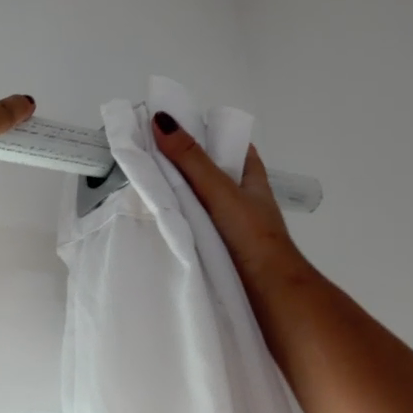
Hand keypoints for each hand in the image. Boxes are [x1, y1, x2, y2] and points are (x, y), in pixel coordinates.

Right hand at [151, 111, 310, 290]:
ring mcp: (232, 223)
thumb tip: (161, 120)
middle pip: (210, 171)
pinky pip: (195, 223)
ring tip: (143, 182)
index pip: (228, 143)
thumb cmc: (252, 236)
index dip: (202, 133)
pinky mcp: (221, 246)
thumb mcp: (221, 192)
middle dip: (182, 163)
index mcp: (252, 177)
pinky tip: (158, 217)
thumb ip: (192, 161)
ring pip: (201, 199)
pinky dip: (179, 218)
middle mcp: (243, 197)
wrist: (270, 293)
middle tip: (145, 154)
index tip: (169, 128)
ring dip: (178, 194)